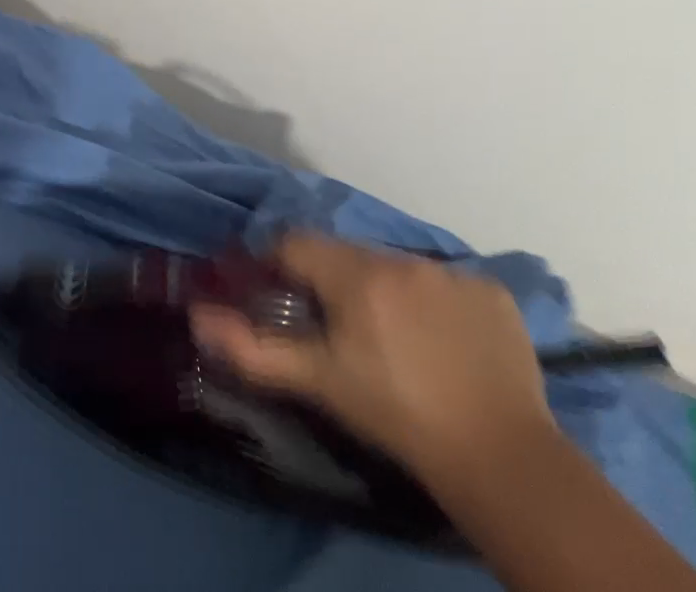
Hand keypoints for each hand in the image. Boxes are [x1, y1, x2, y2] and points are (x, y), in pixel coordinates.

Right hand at [190, 234, 554, 474]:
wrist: (498, 453)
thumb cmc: (392, 412)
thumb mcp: (316, 381)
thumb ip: (251, 347)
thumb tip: (197, 316)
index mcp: (358, 274)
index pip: (294, 242)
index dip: (275, 264)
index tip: (273, 296)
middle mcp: (405, 259)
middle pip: (344, 254)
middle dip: (327, 280)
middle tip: (329, 328)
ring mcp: (456, 273)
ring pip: (393, 266)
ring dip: (377, 288)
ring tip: (384, 337)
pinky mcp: (493, 293)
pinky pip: (441, 282)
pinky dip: (427, 301)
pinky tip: (434, 341)